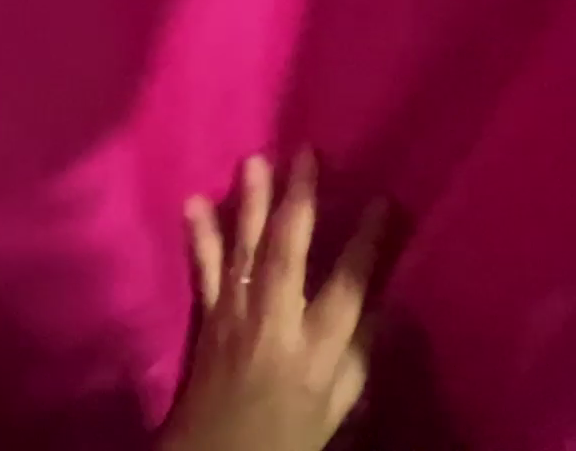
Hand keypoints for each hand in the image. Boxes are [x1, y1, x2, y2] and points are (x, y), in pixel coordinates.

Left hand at [158, 153, 388, 450]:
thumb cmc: (286, 435)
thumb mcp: (336, 409)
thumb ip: (356, 357)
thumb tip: (381, 306)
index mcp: (315, 349)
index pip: (348, 286)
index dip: (366, 242)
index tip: (381, 200)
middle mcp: (274, 322)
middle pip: (288, 252)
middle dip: (298, 200)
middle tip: (305, 154)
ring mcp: (235, 314)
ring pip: (245, 249)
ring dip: (249, 202)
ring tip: (254, 160)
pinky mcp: (208, 316)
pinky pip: (203, 268)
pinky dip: (199, 234)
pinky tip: (194, 201)